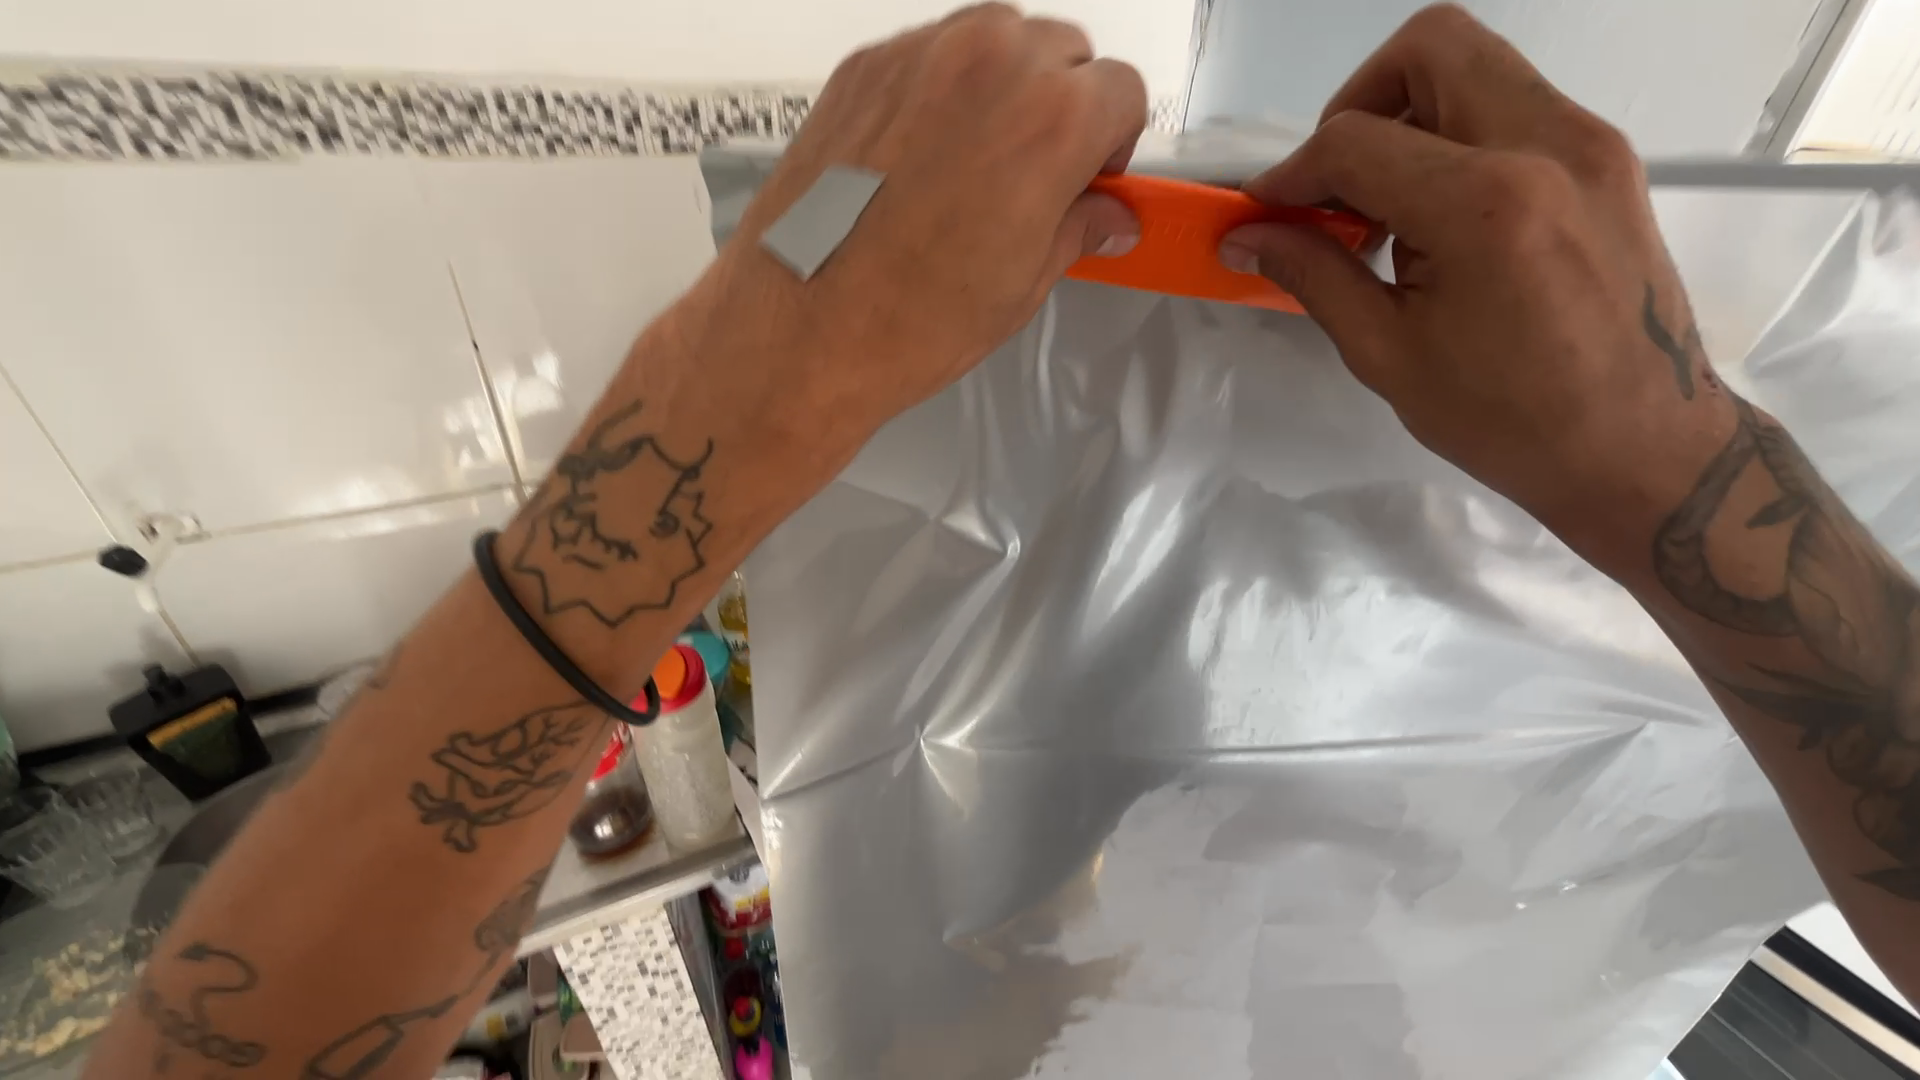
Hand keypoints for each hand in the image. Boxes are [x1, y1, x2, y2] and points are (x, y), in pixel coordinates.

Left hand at [685, 3, 1146, 464]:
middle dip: (1064, 109)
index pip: (1122, 92)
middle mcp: (988, 65)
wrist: (802, 332)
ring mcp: (918, 58)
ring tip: (974, 170)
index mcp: (1050, 121)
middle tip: (1036, 178)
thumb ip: (1077, 231)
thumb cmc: (906, 323)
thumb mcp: (1021, 288)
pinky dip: (941, 96)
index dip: (1113, 142)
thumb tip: (1107, 219)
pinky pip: (929, 58)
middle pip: (1062, 54)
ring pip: (996, 43)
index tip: (1092, 177)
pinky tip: (921, 164)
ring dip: (1004, 93)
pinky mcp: (863, 70)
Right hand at [1219, 4, 1732, 552]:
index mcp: (1485, 203)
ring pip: (1476, 67)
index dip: (1292, 171)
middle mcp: (1549, 142)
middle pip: (1432, 47)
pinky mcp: (1606, 158)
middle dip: (1356, 103)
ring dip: (1405, 119)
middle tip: (1331, 183)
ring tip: (1379, 210)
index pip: (1357, 139)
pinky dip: (1451, 140)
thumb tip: (1246, 236)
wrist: (1637, 444)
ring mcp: (1589, 142)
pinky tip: (1432, 221)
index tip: (1264, 213)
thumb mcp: (1385, 352)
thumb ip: (1313, 274)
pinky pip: (1511, 107)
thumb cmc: (1501, 417)